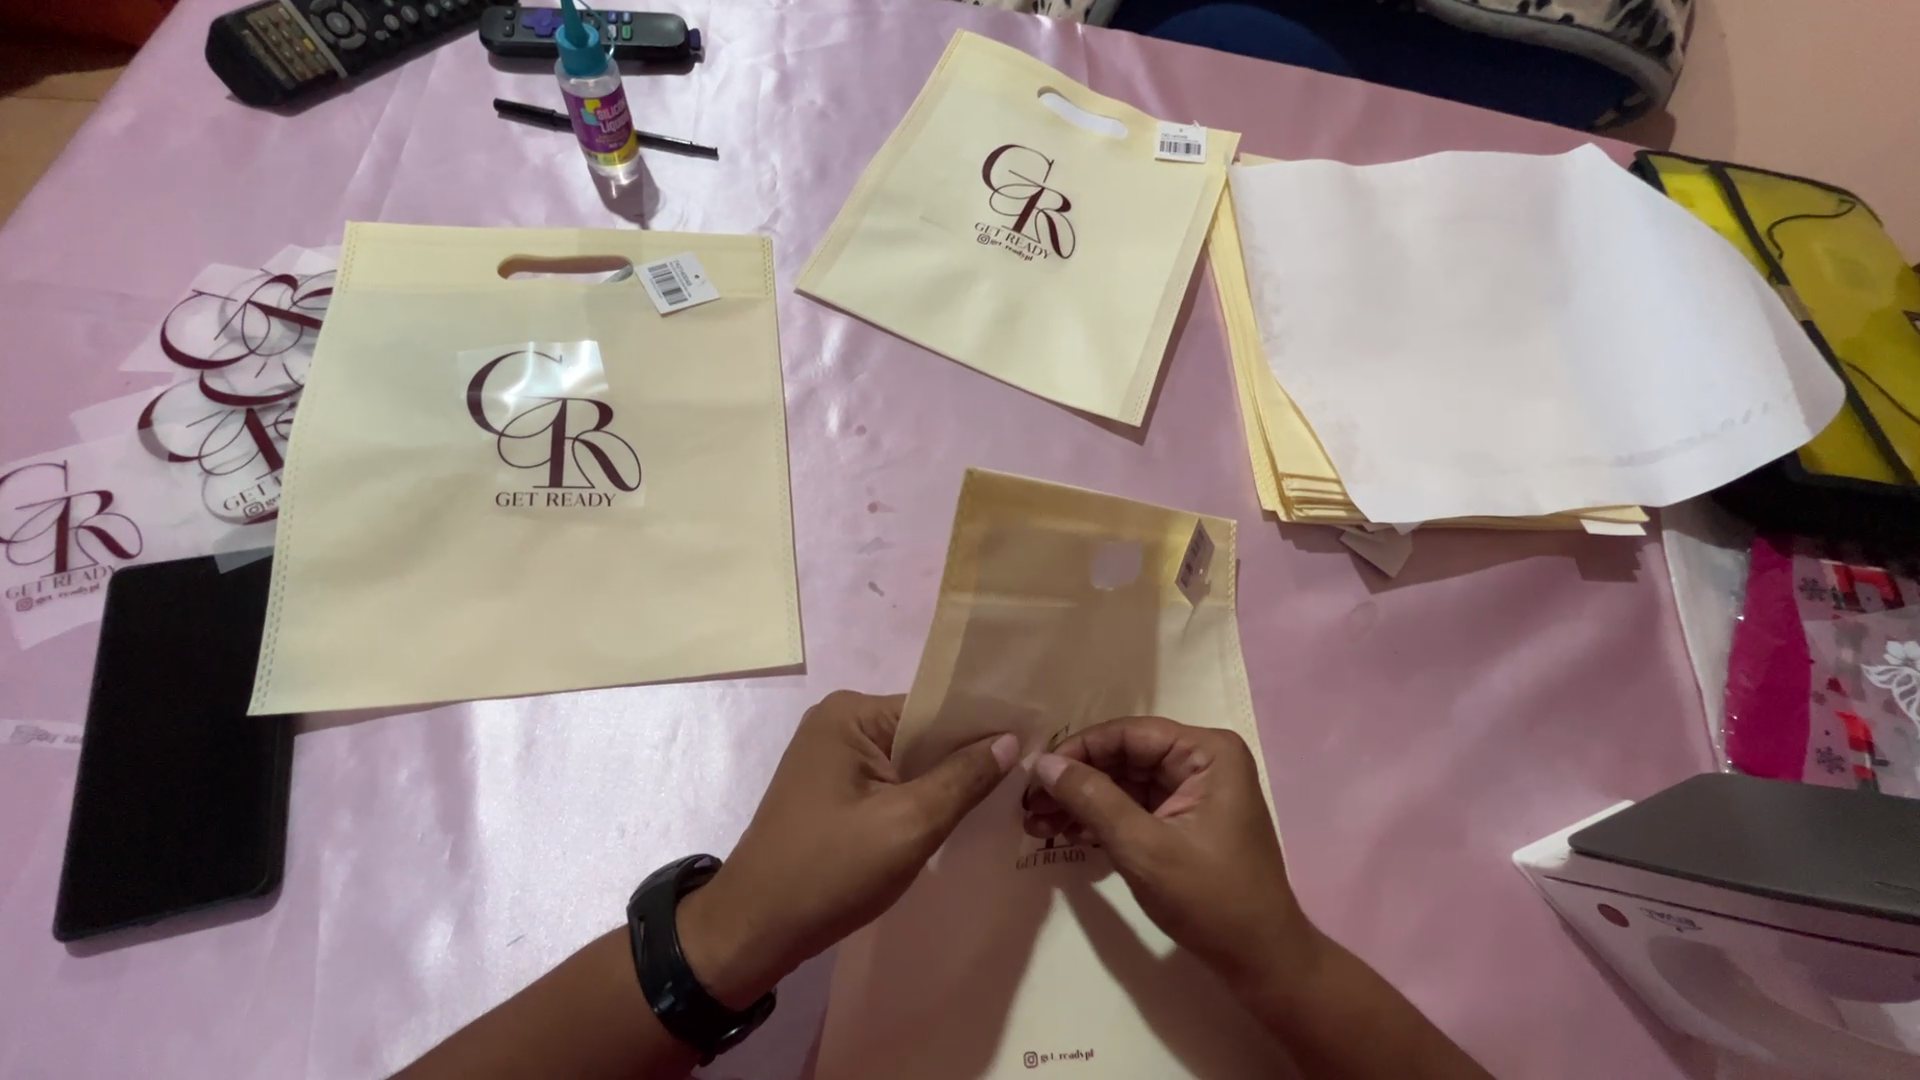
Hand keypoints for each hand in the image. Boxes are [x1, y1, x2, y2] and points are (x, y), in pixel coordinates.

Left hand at [679, 691, 1018, 1007]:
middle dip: (966, 757)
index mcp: (852, 713)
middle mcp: (839, 721)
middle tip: (1025, 776)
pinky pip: (888, 780)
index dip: (983, 728)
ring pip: (908, 759)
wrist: (752, 931)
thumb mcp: (908, 824)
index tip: (1033, 744)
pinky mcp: (831, 787)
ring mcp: (831, 755)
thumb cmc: (830, 871)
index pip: (935, 708)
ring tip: (1001, 795)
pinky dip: (917, 797)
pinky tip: (953, 816)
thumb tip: (1011, 738)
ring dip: (943, 781)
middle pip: (922, 732)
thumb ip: (963, 778)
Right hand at [1021, 716, 1319, 994]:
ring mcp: (1191, 791)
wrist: (1259, 962)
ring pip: (1122, 783)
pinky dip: (1099, 820)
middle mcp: (1200, 761)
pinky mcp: (1181, 820)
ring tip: (1035, 823)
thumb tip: (1043, 764)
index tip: (1036, 773)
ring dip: (1080, 802)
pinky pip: (1132, 807)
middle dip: (1075, 781)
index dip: (1079, 750)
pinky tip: (1064, 835)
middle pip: (1122, 757)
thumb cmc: (1210, 898)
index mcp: (1206, 752)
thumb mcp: (1143, 846)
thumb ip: (1092, 798)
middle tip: (1030, 803)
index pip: (1129, 734)